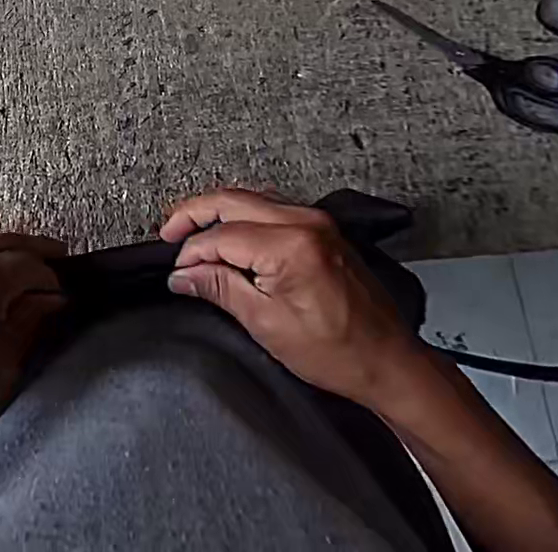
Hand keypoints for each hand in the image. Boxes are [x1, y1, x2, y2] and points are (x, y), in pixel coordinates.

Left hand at [0, 230, 66, 453]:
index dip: (52, 280)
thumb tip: (51, 299)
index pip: (33, 265)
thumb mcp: (2, 362)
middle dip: (38, 256)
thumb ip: (32, 319)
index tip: (59, 293)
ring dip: (12, 249)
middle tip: (56, 268)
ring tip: (29, 266)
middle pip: (13, 242)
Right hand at [161, 188, 429, 409]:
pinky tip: (229, 231)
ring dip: (218, 211)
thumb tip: (185, 274)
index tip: (178, 270)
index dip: (192, 252)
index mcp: (291, 245)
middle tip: (169, 232)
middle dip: (195, 213)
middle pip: (233, 200)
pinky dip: (243, 214)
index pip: (222, 235)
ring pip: (251, 198)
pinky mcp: (321, 226)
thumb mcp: (267, 324)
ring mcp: (316, 219)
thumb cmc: (339, 351)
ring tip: (192, 232)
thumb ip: (221, 288)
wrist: (388, 359)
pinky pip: (271, 205)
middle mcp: (305, 221)